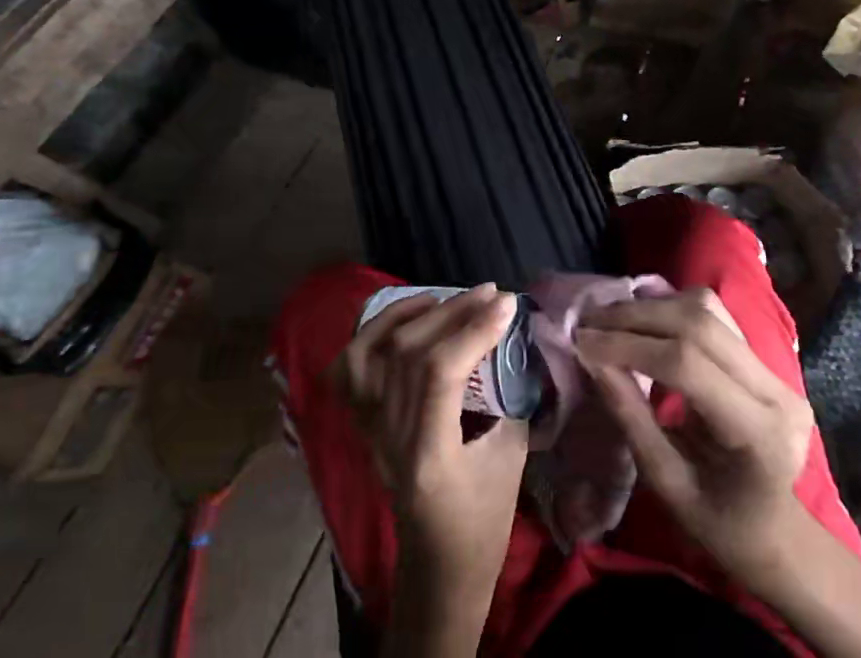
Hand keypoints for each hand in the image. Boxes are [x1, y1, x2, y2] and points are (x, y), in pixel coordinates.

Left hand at [333, 284, 528, 591]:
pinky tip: (403, 318)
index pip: (439, 372)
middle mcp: (386, 437)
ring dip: (407, 314)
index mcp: (427, 454)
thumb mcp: (509, 463)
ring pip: (371, 353)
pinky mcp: (360, 424)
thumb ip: (507, 399)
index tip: (508, 304)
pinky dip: (372, 333)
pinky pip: (350, 368)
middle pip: (407, 354)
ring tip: (444, 297)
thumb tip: (510, 344)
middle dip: (452, 313)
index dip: (474, 329)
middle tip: (490, 292)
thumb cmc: (482, 525)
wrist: (438, 568)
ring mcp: (366, 429)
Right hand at [574, 288, 814, 585]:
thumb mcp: (664, 481)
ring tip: (606, 320)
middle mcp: (775, 390)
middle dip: (633, 317)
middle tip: (586, 323)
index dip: (627, 346)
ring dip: (648, 307)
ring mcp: (774, 369)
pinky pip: (712, 314)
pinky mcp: (762, 357)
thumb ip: (630, 416)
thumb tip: (591, 358)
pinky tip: (639, 321)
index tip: (581, 342)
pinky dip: (668, 308)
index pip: (687, 364)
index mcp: (758, 432)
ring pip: (705, 309)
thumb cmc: (717, 521)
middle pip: (698, 324)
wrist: (774, 532)